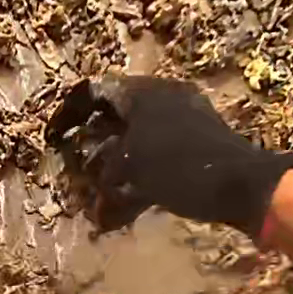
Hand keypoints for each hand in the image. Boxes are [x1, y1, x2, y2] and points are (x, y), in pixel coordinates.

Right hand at [46, 74, 292, 237]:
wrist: (239, 185)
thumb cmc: (179, 168)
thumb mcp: (129, 164)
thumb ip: (102, 163)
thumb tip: (90, 170)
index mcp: (145, 94)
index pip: (97, 91)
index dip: (70, 112)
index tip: (53, 135)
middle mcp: (163, 99)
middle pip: (114, 114)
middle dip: (90, 138)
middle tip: (73, 160)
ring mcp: (181, 120)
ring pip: (132, 137)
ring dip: (111, 161)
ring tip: (97, 186)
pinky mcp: (192, 144)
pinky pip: (151, 155)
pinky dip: (133, 175)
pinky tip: (122, 202)